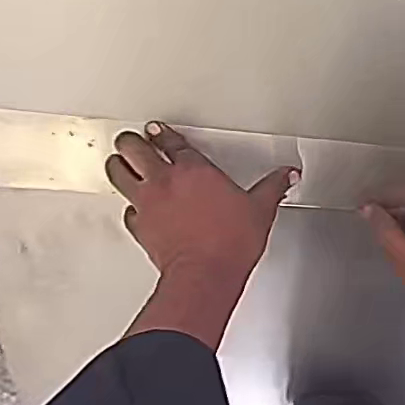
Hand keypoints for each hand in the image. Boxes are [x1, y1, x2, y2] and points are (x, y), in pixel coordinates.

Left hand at [107, 121, 297, 282]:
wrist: (206, 274)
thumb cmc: (229, 243)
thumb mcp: (260, 210)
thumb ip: (272, 187)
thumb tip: (286, 176)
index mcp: (194, 170)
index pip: (172, 141)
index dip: (163, 133)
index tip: (159, 130)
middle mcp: (165, 181)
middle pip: (134, 147)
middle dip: (131, 141)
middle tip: (133, 140)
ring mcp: (148, 203)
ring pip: (118, 172)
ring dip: (118, 165)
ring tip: (120, 162)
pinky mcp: (140, 227)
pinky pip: (126, 210)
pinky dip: (128, 207)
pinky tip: (134, 208)